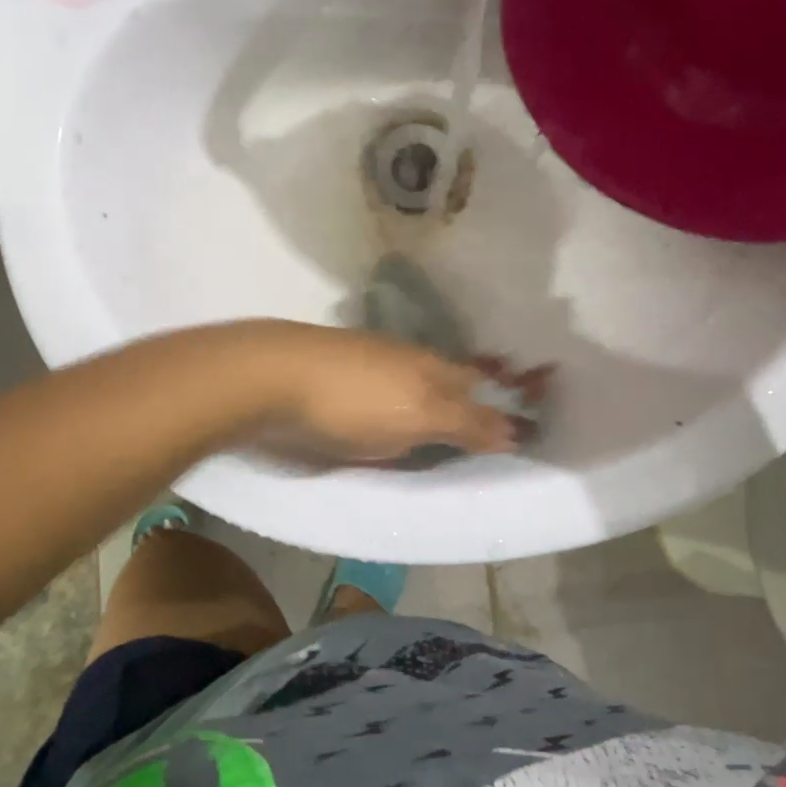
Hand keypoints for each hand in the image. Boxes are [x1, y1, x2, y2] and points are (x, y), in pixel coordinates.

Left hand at [229, 321, 525, 462]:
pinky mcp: (329, 367)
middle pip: (441, 377)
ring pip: (405, 378)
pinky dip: (385, 398)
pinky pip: (372, 385)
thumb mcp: (418, 419)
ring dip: (420, 397)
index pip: (472, 385)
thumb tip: (515, 431)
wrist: (270, 376)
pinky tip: (376, 412)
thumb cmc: (353, 403)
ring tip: (426, 426)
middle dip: (458, 399)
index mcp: (429, 366)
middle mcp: (402, 355)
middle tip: (469, 431)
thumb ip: (466, 424)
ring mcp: (363, 357)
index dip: (490, 406)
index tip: (506, 431)